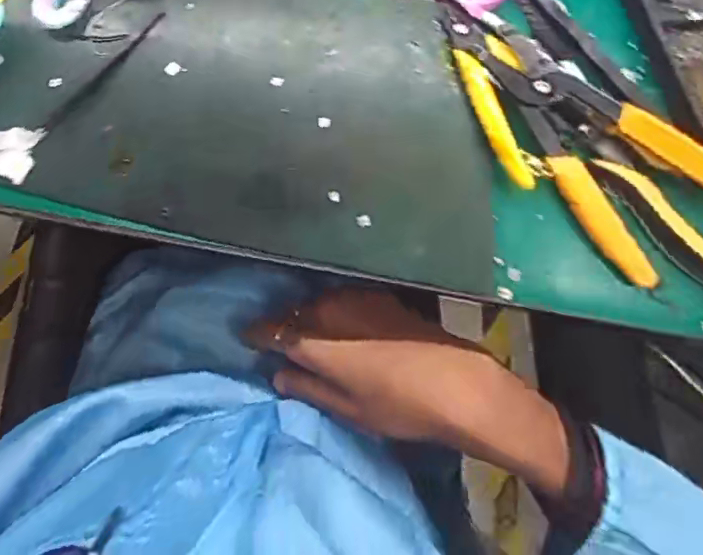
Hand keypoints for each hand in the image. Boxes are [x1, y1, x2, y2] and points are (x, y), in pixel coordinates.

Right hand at [245, 289, 571, 497]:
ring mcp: (351, 297)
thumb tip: (277, 374)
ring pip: (315, 302)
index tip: (245, 337)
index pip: (271, 330)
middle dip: (281, 324)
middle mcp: (325, 309)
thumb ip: (308, 388)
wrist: (457, 381)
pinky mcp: (374, 294)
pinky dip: (330, 309)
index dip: (256, 334)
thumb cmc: (398, 404)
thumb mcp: (349, 409)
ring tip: (309, 331)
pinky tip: (342, 325)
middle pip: (291, 312)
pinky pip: (338, 298)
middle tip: (277, 340)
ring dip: (306, 314)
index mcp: (312, 338)